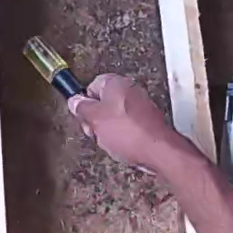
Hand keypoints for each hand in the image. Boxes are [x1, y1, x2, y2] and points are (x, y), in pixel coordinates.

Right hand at [67, 74, 195, 172]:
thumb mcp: (94, 119)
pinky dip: (122, 136)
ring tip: (110, 140)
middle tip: (95, 130)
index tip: (82, 115)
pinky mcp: (147, 122)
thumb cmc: (129, 132)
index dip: (84, 103)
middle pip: (103, 102)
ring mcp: (141, 106)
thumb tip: (75, 102)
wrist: (157, 150)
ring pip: (114, 117)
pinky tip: (122, 146)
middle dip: (96, 119)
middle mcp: (130, 90)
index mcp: (116, 83)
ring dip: (108, 130)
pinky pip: (127, 127)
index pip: (91, 86)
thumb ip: (81, 108)